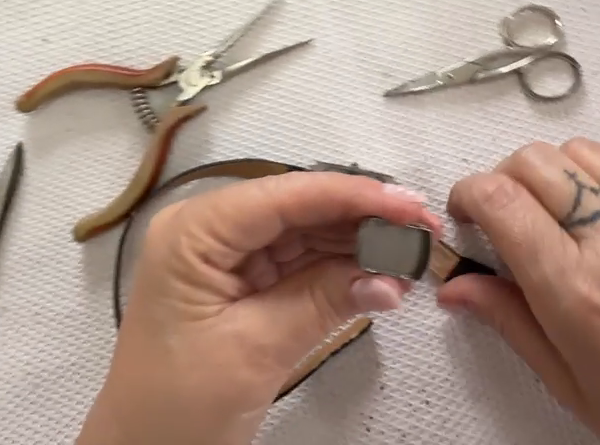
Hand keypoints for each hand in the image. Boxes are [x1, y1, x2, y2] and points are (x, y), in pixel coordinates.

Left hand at [77, 172, 442, 444]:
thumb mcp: (252, 351)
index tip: (404, 202)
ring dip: (355, 241)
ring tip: (411, 251)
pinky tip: (378, 273)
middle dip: (359, 215)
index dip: (347, 193)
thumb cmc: (178, 406)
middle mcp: (207, 228)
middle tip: (422, 227)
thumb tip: (387, 277)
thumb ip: (320, 302)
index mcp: (194, 230)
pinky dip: (337, 268)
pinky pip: (295, 262)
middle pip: (294, 207)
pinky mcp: (239, 281)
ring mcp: (223, 254)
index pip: (281, 195)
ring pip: (301, 231)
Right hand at [443, 139, 599, 444]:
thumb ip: (509, 322)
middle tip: (506, 214)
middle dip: (503, 177)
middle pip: (533, 160)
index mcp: (580, 296)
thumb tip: (452, 284)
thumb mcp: (575, 389)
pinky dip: (598, 186)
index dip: (467, 194)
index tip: (465, 214)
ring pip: (578, 151)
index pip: (499, 199)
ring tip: (555, 212)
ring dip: (550, 172)